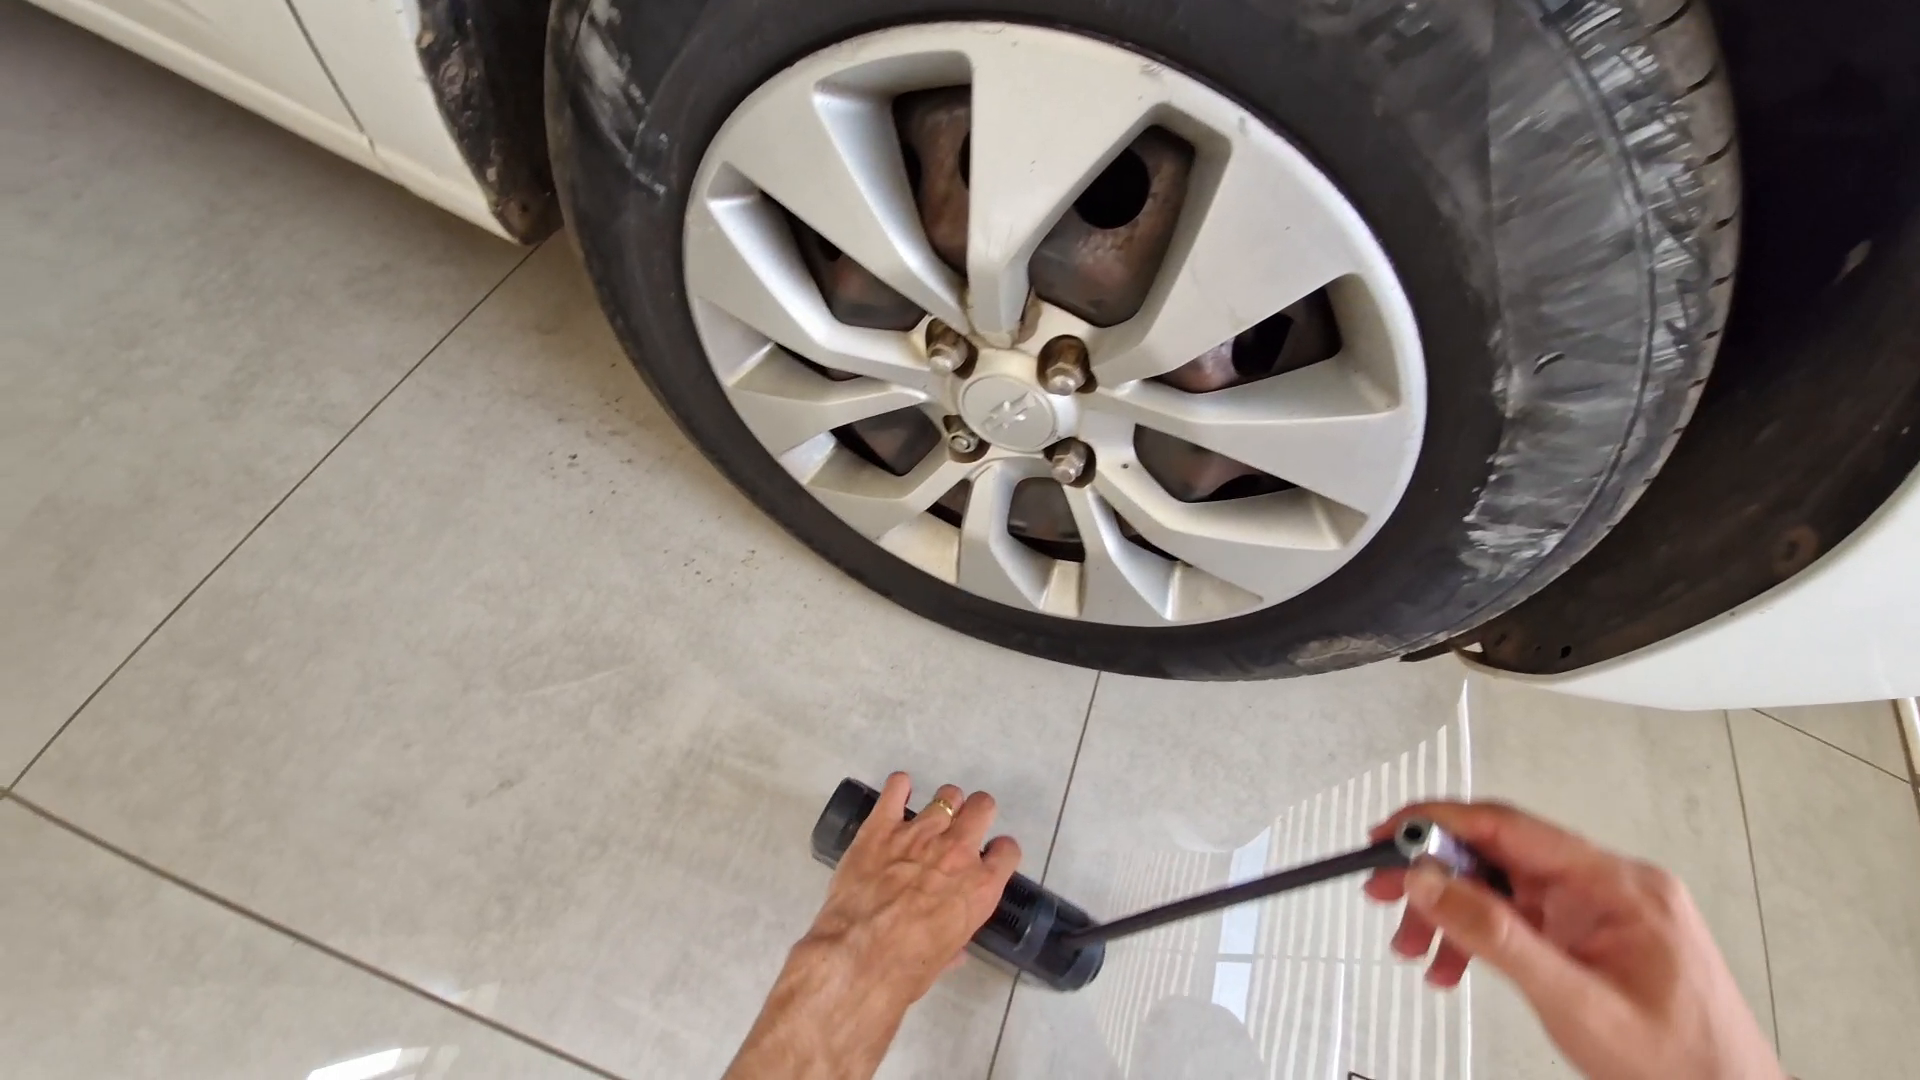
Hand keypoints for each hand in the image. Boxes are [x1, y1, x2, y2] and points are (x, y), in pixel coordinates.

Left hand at [805, 772, 1021, 1005]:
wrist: (859, 956)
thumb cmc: (907, 969)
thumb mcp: (943, 960)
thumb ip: (954, 943)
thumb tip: (953, 950)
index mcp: (980, 886)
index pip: (1007, 850)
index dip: (999, 852)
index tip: (989, 857)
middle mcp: (957, 851)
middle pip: (982, 807)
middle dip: (977, 812)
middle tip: (963, 826)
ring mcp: (920, 832)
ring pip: (947, 795)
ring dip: (944, 804)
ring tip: (931, 817)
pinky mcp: (882, 825)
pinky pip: (896, 788)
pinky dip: (899, 787)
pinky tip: (898, 794)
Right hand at [1363, 801, 1782, 1079]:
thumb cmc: (1678, 1071)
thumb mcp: (1575, 1004)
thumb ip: (1495, 936)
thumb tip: (1424, 879)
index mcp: (1616, 885)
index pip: (1506, 826)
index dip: (1437, 823)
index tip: (1387, 836)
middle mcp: (1606, 884)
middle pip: (1493, 854)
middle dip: (1432, 875)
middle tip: (1381, 891)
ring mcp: (1596, 907)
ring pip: (1495, 885)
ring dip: (1447, 912)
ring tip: (1411, 946)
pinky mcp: (1587, 931)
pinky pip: (1513, 914)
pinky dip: (1474, 933)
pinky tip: (1450, 963)